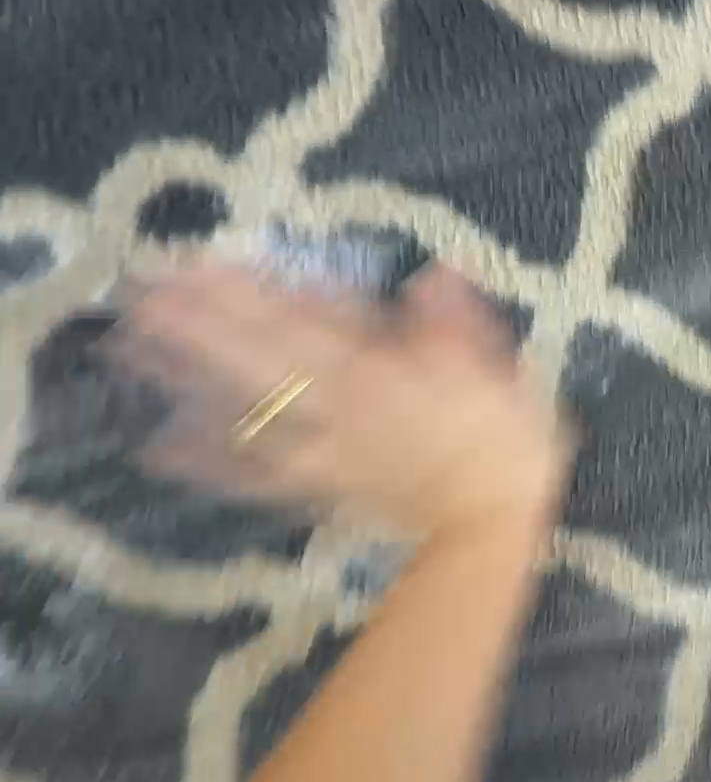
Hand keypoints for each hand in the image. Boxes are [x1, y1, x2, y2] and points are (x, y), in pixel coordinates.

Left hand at [106, 262, 571, 540]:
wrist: (488, 524)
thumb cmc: (509, 448)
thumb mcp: (506, 379)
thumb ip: (465, 328)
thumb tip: (440, 274)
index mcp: (396, 372)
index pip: (325, 318)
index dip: (272, 287)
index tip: (216, 257)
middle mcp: (349, 401)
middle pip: (270, 353)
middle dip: (210, 320)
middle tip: (146, 287)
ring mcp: (328, 445)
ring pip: (251, 404)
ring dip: (189, 376)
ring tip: (130, 345)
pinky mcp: (321, 485)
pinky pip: (257, 472)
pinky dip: (209, 461)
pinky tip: (159, 446)